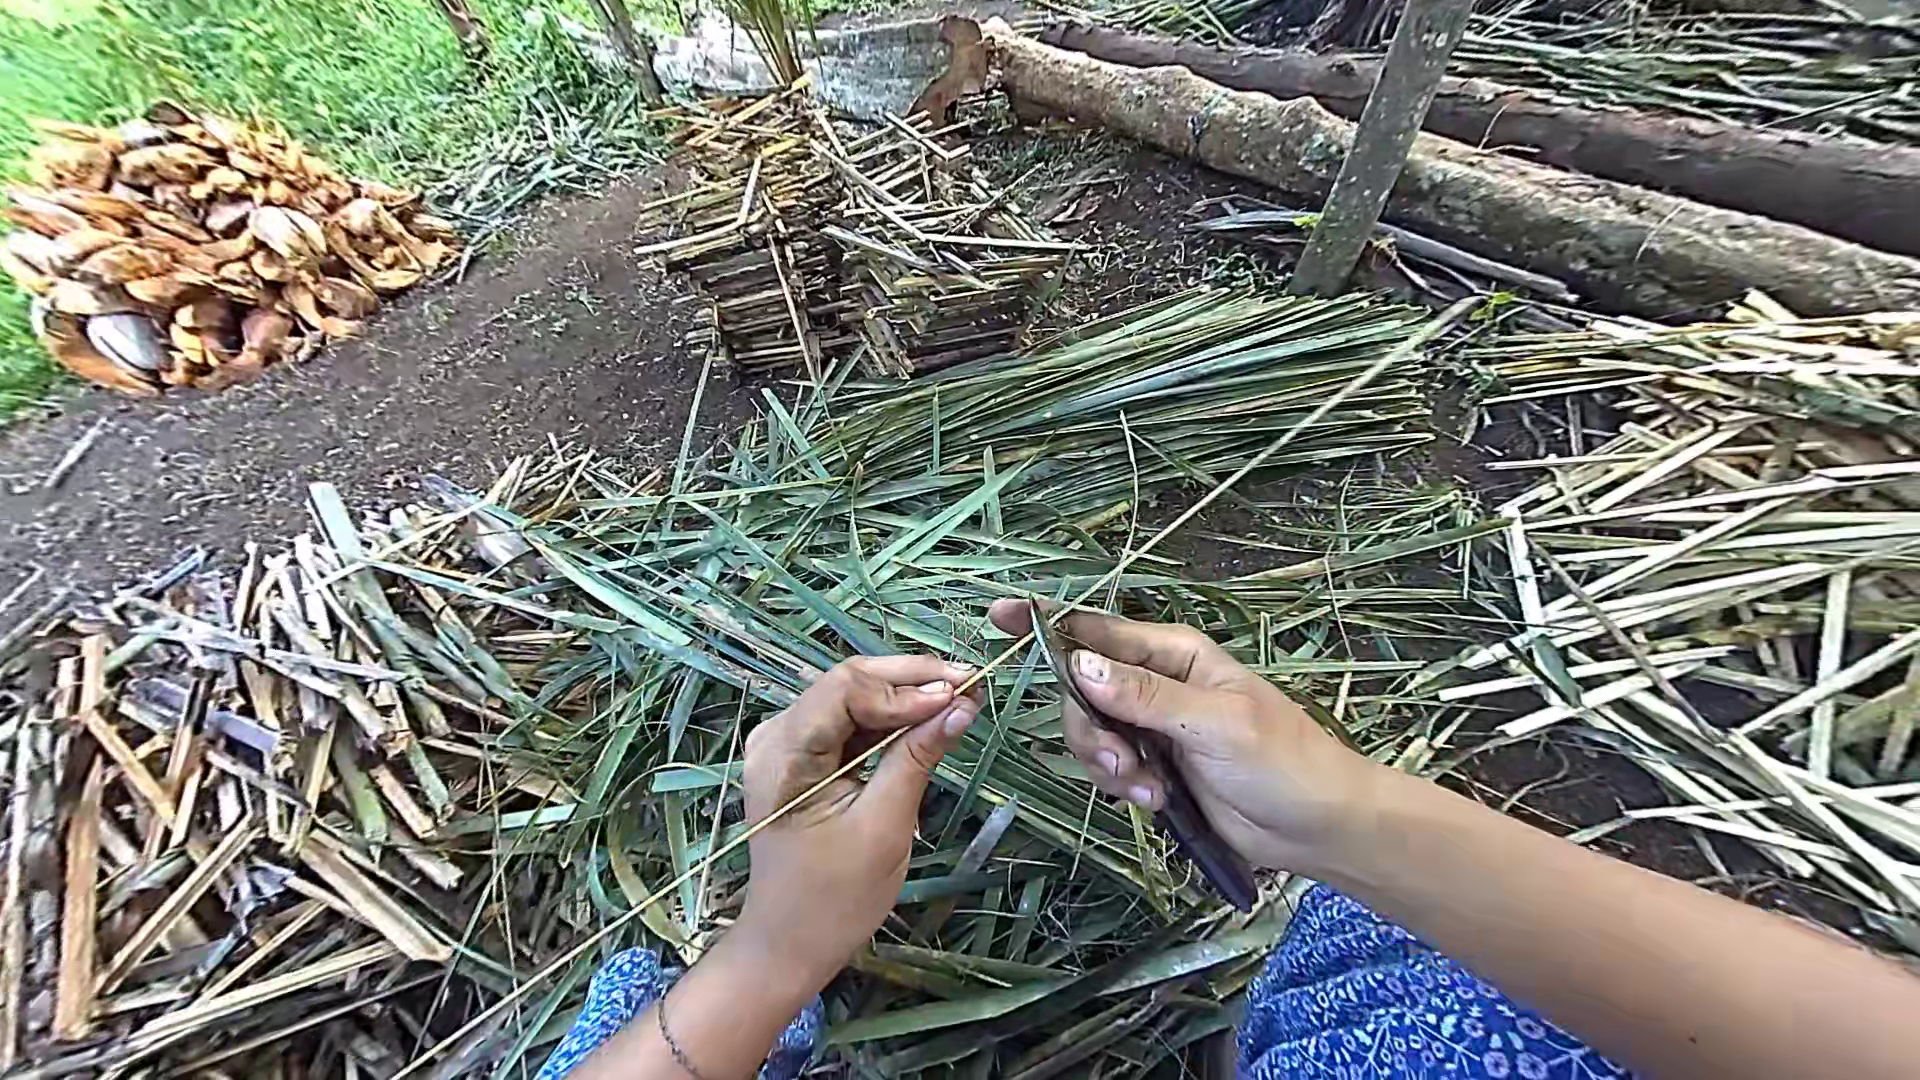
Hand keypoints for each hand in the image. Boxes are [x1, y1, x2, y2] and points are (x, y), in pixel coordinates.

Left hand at [735, 655, 980, 984]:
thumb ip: (918, 757)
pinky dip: (891, 715)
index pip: (845, 691)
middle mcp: (777, 734)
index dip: (905, 687)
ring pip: (854, 693)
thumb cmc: (835, 899)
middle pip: (849, 682)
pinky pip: (851, 717)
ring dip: (906, 693)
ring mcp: (787, 740)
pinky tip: (926, 714)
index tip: (958, 693)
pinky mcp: (803, 751)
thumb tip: (962, 706)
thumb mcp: (885, 826)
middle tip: (968, 682)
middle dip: (911, 680)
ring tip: (957, 694)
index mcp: (784, 755)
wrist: (789, 944)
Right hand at [988, 599, 1385, 873]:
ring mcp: (1146, 722)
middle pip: (1080, 689)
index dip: (1045, 621)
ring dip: (1107, 763)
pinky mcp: (1147, 760)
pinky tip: (1155, 800)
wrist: (1319, 828)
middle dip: (1090, 729)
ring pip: (1088, 730)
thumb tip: (1077, 664)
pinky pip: (1105, 764)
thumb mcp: (1215, 723)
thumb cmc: (1282, 760)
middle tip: (1121, 763)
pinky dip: (1120, 783)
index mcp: (1169, 651)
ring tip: (1149, 789)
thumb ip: (1144, 695)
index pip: (1095, 628)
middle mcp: (1150, 680)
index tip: (999, 616)